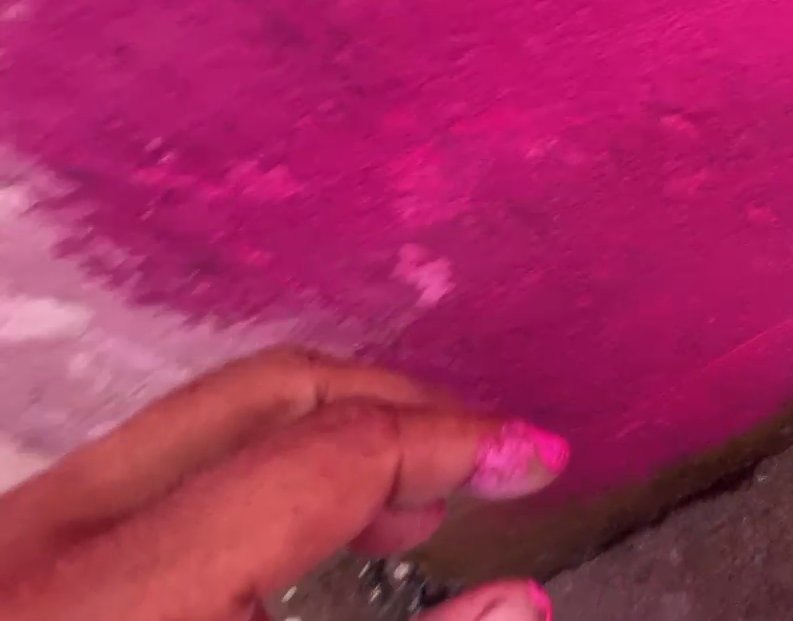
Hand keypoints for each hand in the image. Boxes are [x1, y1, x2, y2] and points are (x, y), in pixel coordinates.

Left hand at [0, 346, 568, 620]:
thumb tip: (525, 600)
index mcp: (95, 609)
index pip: (330, 455)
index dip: (460, 444)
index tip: (542, 461)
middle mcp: (28, 544)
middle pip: (278, 389)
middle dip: (413, 407)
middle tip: (489, 456)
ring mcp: (2, 537)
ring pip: (223, 409)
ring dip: (353, 427)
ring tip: (420, 489)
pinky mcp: (1, 549)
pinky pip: (175, 460)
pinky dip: (280, 461)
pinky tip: (318, 520)